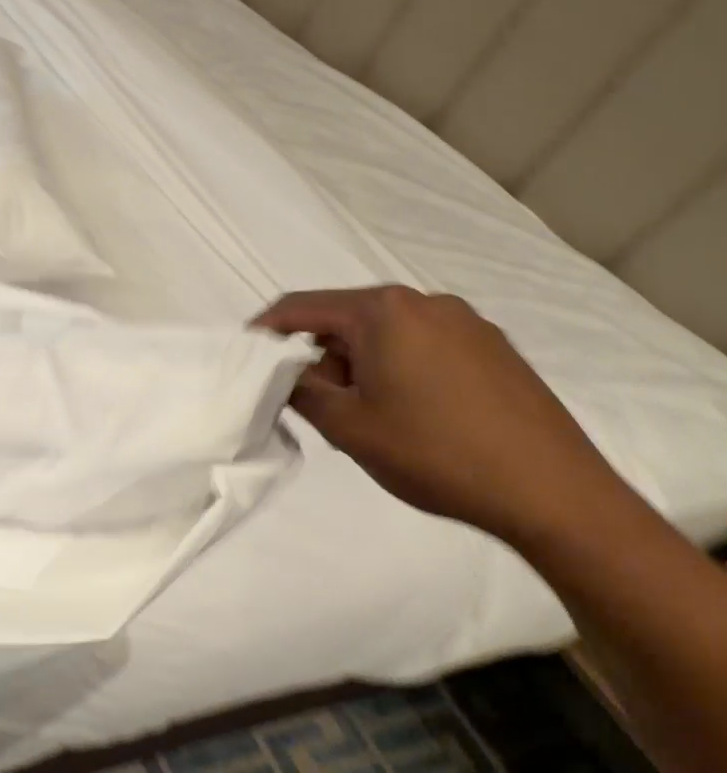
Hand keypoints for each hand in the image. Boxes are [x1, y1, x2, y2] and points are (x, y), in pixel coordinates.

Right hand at [252, 285, 625, 545]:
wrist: (556, 498)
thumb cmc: (435, 454)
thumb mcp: (345, 425)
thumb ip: (298, 388)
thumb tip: (284, 371)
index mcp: (384, 311)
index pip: (300, 307)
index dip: (264, 332)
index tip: (245, 361)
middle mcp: (427, 304)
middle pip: (344, 319)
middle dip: (319, 356)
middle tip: (315, 404)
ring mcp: (469, 325)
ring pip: (385, 334)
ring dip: (360, 365)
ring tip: (366, 417)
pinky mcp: (497, 352)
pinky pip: (424, 347)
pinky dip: (399, 369)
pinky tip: (411, 415)